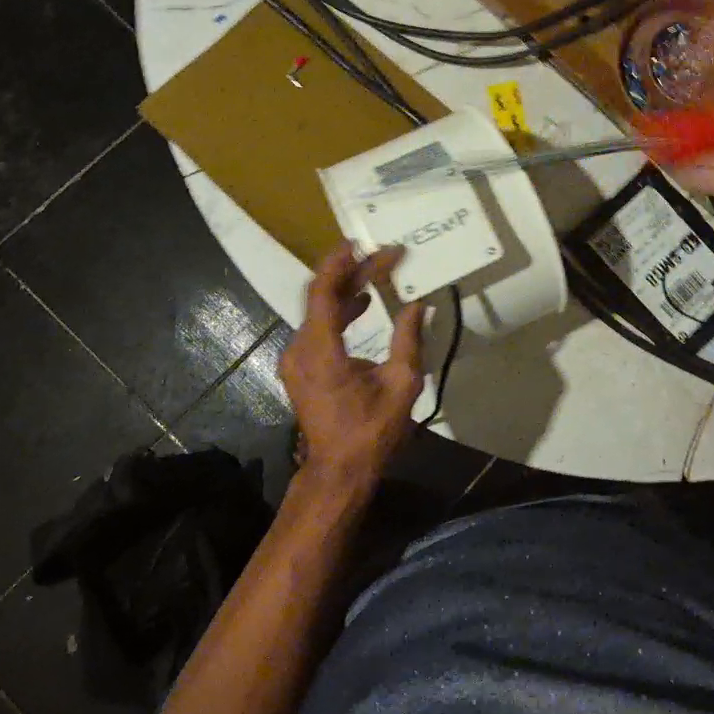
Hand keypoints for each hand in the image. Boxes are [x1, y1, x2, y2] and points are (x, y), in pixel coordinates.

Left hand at [279, 242, 427, 484]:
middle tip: (384, 257)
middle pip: (321, 296)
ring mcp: (296, 359)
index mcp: (321, 349)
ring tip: (378, 274)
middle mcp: (300, 348)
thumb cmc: (371, 431)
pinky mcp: (300, 367)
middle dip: (352, 272)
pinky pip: (317, 327)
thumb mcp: (401, 385)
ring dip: (346, 289)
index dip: (341, 262)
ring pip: (318, 310)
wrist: (339, 471)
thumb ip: (408, 340)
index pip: (324, 291)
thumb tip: (418, 305)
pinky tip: (363, 304)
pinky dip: (339, 311)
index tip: (362, 243)